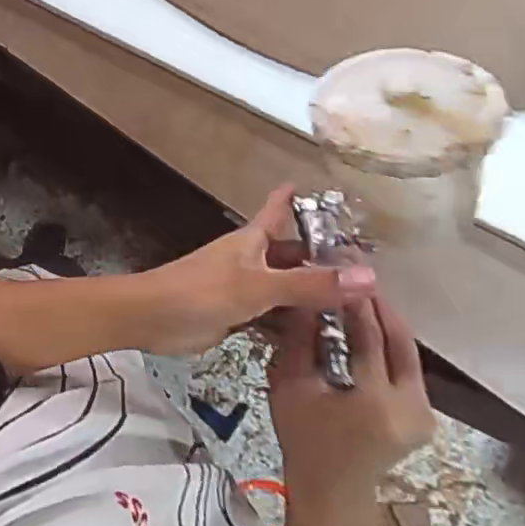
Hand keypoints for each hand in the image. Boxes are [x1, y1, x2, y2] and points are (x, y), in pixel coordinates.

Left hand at [137, 184, 377, 355]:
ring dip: (313, 297)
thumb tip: (371, 276)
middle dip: (324, 261)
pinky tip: (324, 338)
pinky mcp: (235, 315)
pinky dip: (295, 324)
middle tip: (373, 272)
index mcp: (252, 241)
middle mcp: (250, 260)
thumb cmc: (201, 290)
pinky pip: (274, 317)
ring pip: (286, 289)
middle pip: (292, 255)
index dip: (296, 199)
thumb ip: (311, 284)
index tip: (320, 187)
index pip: (279, 211)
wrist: (151, 317)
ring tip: (361, 310)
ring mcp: (242, 288)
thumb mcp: (259, 285)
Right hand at [269, 290, 434, 506]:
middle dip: (375, 303)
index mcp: (375, 400)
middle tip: (353, 271)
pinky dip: (387, 342)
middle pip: (398, 339)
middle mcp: (411, 405)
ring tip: (356, 293)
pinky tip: (365, 326)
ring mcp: (424, 412)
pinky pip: (407, 366)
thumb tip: (304, 297)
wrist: (332, 489)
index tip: (339, 267)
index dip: (353, 299)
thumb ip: (299, 341)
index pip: (368, 335)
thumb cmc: (303, 438)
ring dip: (384, 320)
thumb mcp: (290, 386)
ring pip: (407, 351)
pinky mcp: (426, 415)